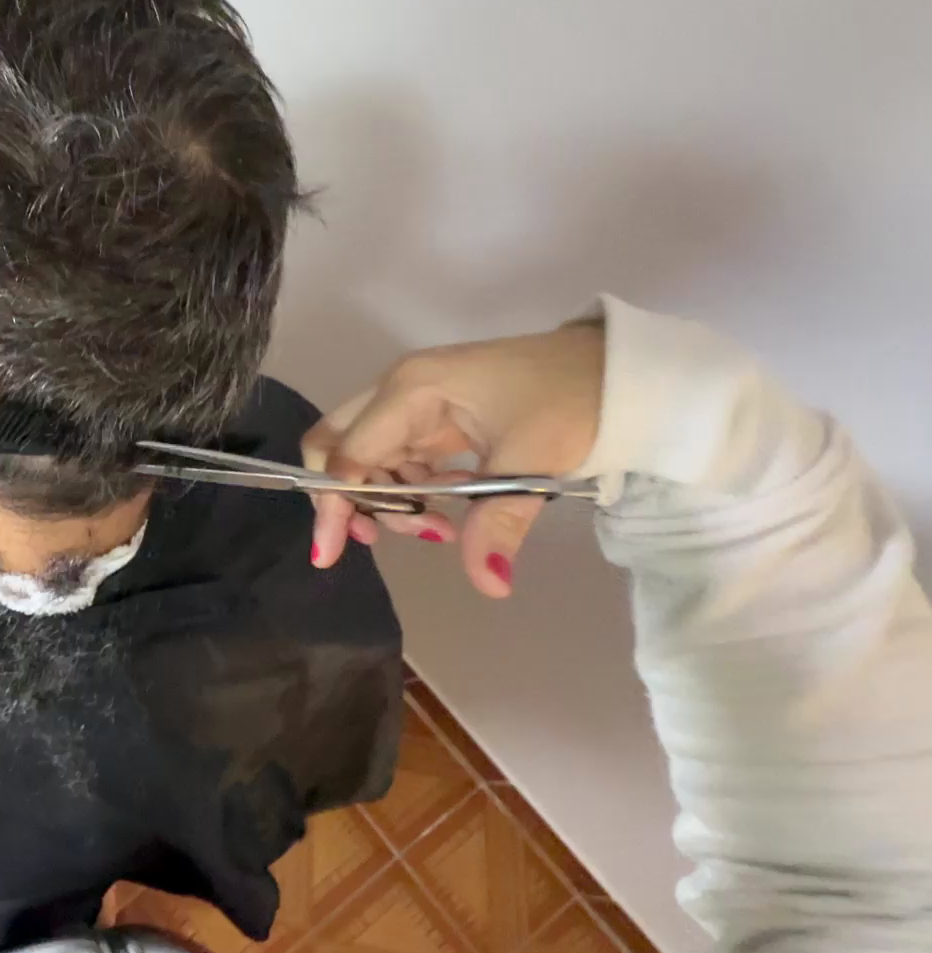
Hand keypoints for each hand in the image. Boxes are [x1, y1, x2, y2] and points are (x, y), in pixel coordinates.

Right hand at [302, 323, 605, 597]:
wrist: (622, 366)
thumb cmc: (577, 399)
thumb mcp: (536, 462)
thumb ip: (499, 522)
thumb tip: (489, 586)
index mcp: (410, 390)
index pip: (346, 453)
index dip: (335, 504)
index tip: (330, 553)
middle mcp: (395, 390)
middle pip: (334, 447)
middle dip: (344, 499)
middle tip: (372, 540)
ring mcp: (408, 401)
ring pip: (360, 457)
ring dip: (383, 499)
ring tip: (438, 528)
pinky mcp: (425, 414)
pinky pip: (390, 456)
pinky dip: (406, 488)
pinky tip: (448, 502)